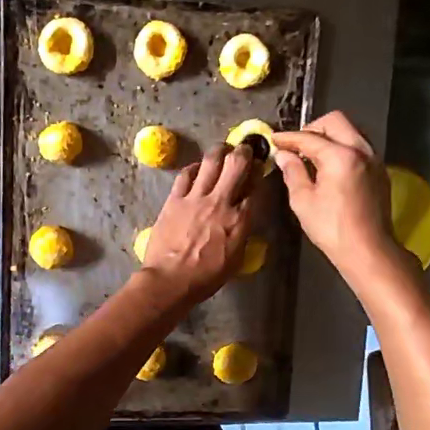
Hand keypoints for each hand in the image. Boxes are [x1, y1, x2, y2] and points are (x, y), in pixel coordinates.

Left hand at [138, 143, 257, 304]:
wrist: (170, 280)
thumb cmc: (205, 278)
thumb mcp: (235, 259)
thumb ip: (242, 233)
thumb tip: (244, 218)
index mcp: (239, 220)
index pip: (256, 188)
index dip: (259, 174)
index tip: (259, 169)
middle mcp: (220, 202)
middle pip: (236, 164)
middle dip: (243, 152)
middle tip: (244, 149)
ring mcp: (195, 198)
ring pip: (211, 161)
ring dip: (219, 151)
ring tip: (222, 150)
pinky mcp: (174, 199)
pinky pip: (186, 174)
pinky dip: (194, 167)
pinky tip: (197, 168)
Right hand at [272, 113, 411, 287]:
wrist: (368, 249)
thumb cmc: (331, 228)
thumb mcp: (303, 201)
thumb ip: (293, 172)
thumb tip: (284, 155)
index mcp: (340, 156)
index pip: (309, 137)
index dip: (288, 138)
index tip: (274, 140)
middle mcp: (361, 150)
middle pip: (335, 122)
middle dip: (312, 129)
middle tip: (296, 146)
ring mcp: (374, 159)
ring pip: (350, 132)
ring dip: (329, 137)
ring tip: (312, 156)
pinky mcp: (379, 170)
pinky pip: (358, 147)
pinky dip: (342, 148)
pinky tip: (329, 168)